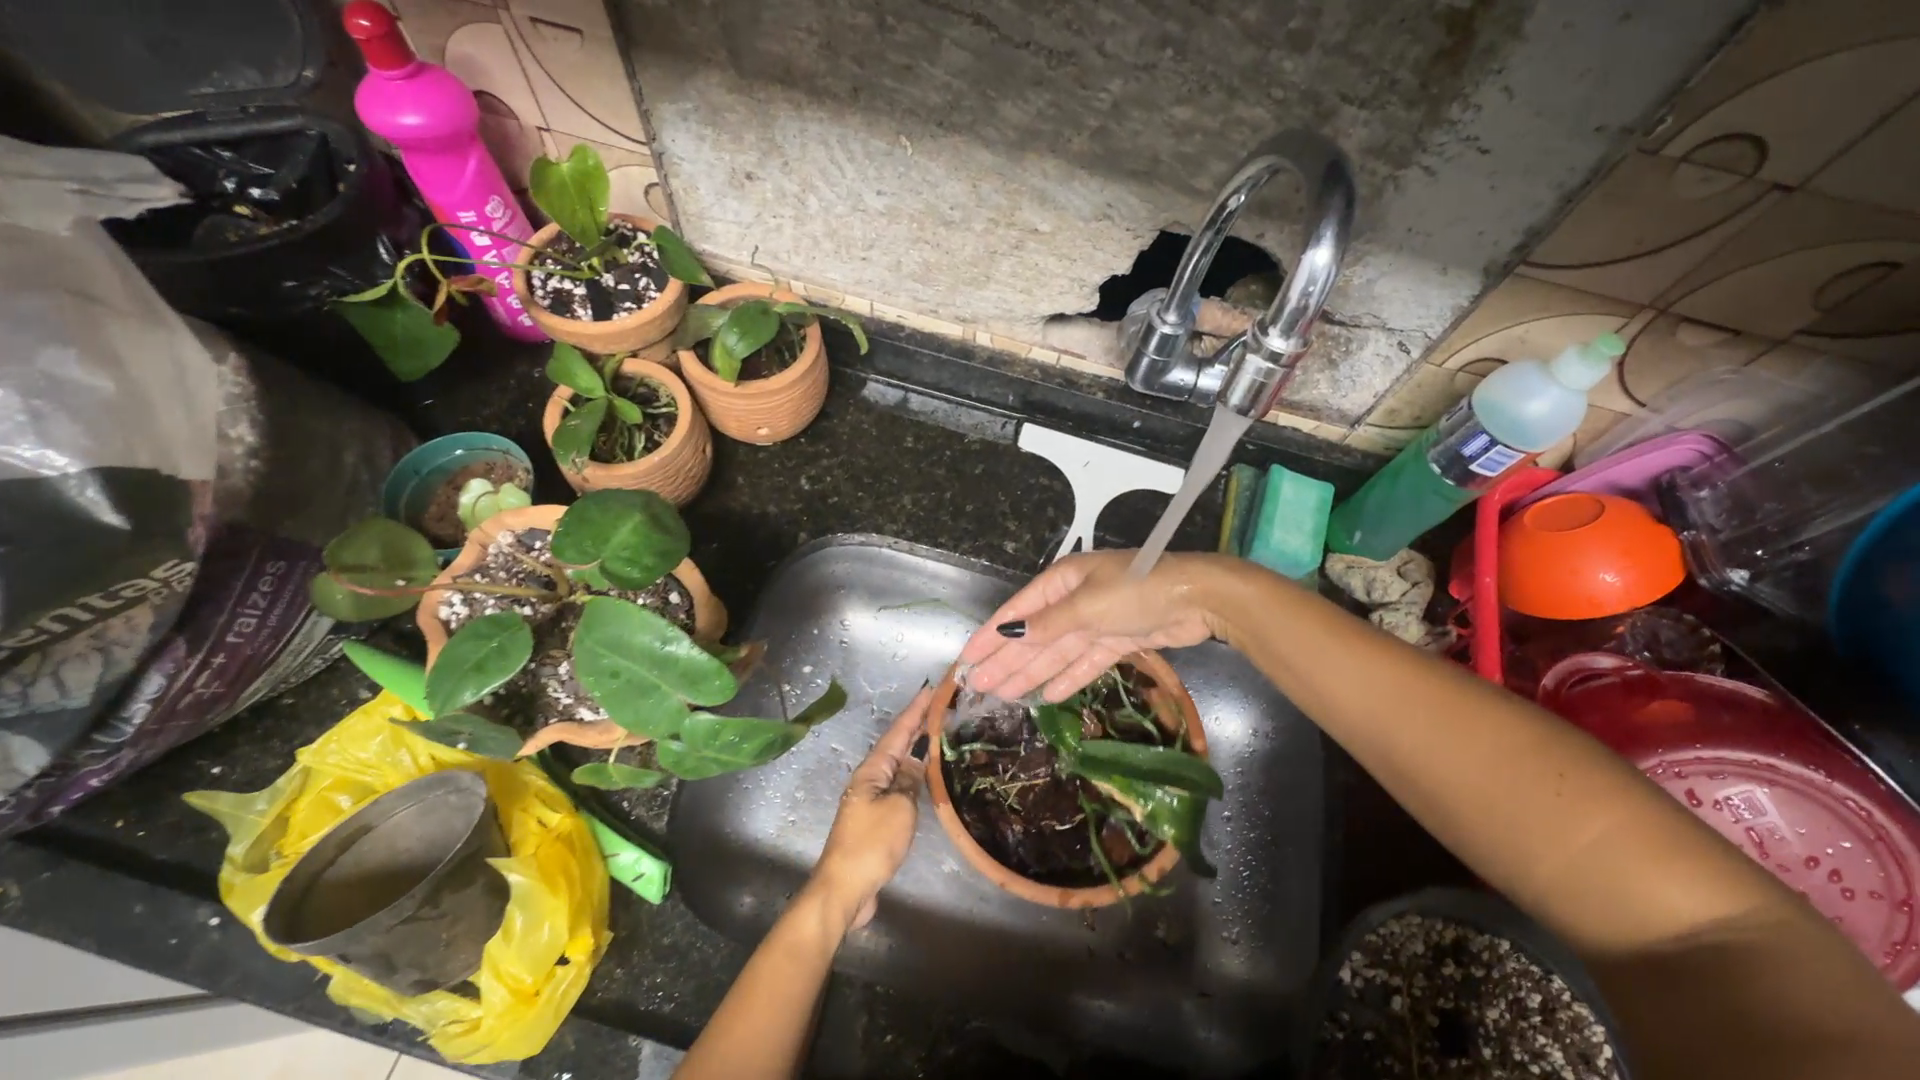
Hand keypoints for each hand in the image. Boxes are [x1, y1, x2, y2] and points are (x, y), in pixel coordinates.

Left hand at [810, 687, 932, 929]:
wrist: (846, 887)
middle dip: (918, 724)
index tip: (933, 690)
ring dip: (917, 749)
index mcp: (873, 770)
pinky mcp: (878, 819)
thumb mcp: (899, 809)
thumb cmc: (872, 844)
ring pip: (899, 766)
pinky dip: (915, 776)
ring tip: (940, 734)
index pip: (898, 732)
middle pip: (897, 745)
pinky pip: (900, 787)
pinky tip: (928, 778)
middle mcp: (870, 779)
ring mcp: (872, 799)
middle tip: (943, 707)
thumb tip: (918, 763)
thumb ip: (911, 783)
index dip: (916, 710)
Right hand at [959, 551, 1226, 702]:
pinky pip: (1084, 661)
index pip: (1018, 611)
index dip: (992, 635)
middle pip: (1035, 635)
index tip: (967, 658)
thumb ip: (1049, 625)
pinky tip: (1047, 695)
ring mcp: (1097, 621)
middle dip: (1007, 660)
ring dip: (1031, 673)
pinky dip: (1067, 678)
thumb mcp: (1088, 606)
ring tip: (1004, 695)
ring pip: (1057, 652)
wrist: (1198, 598)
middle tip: (979, 686)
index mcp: (1063, 581)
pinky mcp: (1118, 640)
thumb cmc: (1138, 590)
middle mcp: (1076, 599)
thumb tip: (1009, 633)